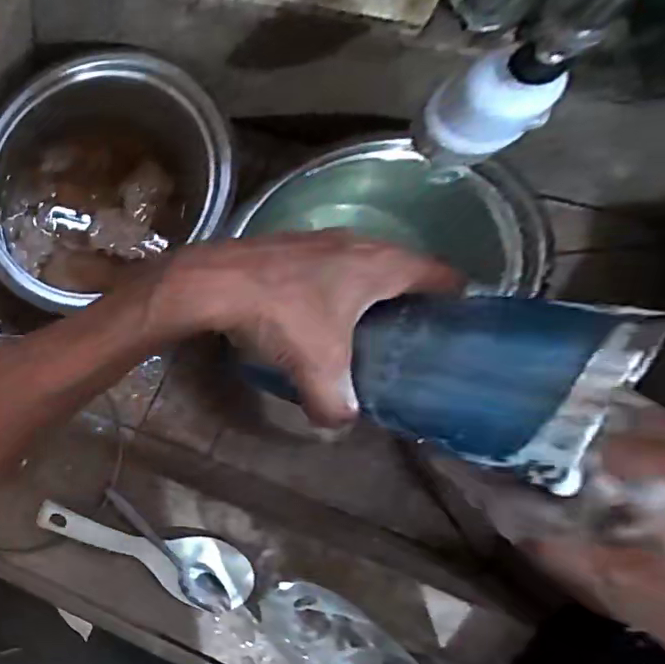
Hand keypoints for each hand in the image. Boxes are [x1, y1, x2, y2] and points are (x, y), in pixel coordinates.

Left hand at [154, 230, 464, 424]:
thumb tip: (338, 425)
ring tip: (346, 326)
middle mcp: (354, 241)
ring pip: (348, 264)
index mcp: (383, 263)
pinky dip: (312, 286)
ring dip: (350, 291)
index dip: (454, 301)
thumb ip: (335, 401)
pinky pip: (308, 267)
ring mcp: (311, 238)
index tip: (451, 327)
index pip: (442, 276)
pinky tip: (296, 311)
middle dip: (399, 299)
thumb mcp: (315, 367)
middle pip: (395, 268)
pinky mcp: (275, 244)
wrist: (210, 283)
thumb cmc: (279, 316)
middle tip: (397, 335)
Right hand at [437, 402, 664, 663]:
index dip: (486, 413)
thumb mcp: (552, 550)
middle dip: (516, 411)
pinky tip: (566, 447)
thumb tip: (437, 451)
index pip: (537, 413)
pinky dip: (586, 427)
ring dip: (551, 418)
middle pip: (567, 401)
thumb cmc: (646, 594)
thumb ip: (495, 494)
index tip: (446, 416)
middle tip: (473, 424)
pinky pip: (626, 417)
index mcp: (636, 461)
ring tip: (512, 434)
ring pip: (595, 405)